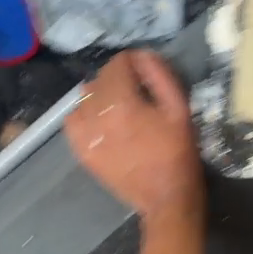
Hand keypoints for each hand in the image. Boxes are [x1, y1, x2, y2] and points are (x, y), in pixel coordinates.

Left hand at [66, 51, 204, 221]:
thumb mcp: (180, 110)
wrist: (166, 198)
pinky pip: (73, 120)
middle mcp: (96, 114)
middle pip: (100, 79)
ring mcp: (84, 134)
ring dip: (101, 96)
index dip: (135, 63)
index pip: (118, 63)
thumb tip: (142, 55)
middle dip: (118, 79)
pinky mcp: (81, 151)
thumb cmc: (178, 153)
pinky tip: (102, 123)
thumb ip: (160, 76)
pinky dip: (85, 115)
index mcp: (122, 102)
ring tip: (120, 109)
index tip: (147, 74)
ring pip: (84, 98)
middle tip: (138, 93)